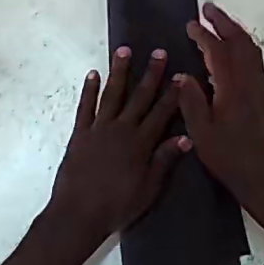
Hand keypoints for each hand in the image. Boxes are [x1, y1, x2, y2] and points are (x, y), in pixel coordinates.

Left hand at [47, 47, 185, 245]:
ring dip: (119, 72)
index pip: (161, 113)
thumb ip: (164, 161)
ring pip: (112, 94)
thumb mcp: (148, 189)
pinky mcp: (80, 133)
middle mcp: (121, 129)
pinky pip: (85, 106)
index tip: (181, 75)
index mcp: (140, 143)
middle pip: (139, 97)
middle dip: (151, 74)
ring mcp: (98, 128)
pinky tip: (92, 74)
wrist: (78, 213)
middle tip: (159, 52)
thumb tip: (185, 138)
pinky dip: (89, 89)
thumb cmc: (117, 206)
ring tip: (124, 51)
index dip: (172, 94)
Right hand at [175, 3, 263, 213]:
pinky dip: (243, 45)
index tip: (190, 25)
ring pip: (251, 50)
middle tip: (207, 8)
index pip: (218, 52)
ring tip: (219, 21)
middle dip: (224, 22)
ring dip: (235, 31)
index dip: (204, 35)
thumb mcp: (201, 133)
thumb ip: (191, 101)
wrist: (263, 177)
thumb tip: (182, 75)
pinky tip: (233, 48)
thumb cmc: (229, 158)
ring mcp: (260, 88)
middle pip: (240, 42)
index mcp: (233, 89)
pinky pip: (255, 60)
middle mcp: (250, 83)